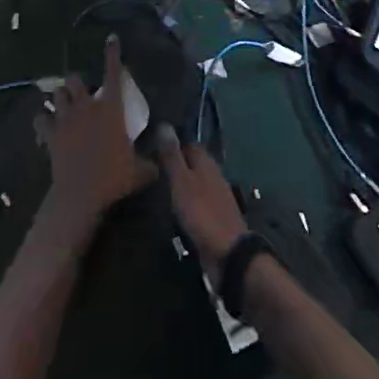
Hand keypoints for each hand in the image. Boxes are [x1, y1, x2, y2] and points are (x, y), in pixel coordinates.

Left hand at [37, 37, 156, 228]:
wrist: (81, 193)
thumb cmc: (114, 178)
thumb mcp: (141, 171)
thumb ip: (150, 162)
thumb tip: (160, 162)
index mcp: (110, 109)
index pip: (113, 73)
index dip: (112, 54)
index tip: (111, 38)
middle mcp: (86, 106)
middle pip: (75, 78)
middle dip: (77, 82)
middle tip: (82, 93)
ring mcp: (65, 117)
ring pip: (56, 93)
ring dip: (61, 97)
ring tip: (64, 106)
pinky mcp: (50, 132)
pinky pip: (40, 118)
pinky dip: (42, 120)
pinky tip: (45, 126)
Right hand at [155, 124, 249, 271]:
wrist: (228, 253)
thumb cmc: (201, 212)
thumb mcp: (181, 181)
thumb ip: (172, 155)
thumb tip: (164, 124)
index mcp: (206, 162)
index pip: (188, 143)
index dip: (171, 143)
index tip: (151, 147)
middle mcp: (214, 175)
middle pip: (192, 162)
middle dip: (175, 163)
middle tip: (150, 167)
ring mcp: (216, 197)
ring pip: (194, 182)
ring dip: (179, 183)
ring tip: (156, 187)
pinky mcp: (214, 217)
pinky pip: (196, 202)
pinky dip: (185, 201)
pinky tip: (172, 208)